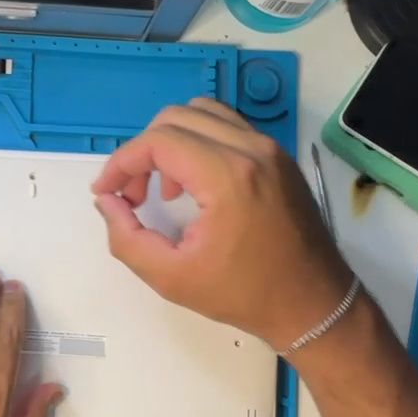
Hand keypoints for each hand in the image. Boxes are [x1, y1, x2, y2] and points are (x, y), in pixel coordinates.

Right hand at [92, 99, 355, 352]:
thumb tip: (107, 201)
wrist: (312, 303)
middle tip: (131, 196)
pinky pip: (228, 127)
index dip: (120, 163)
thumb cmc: (242, 294)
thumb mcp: (170, 277)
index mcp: (227, 177)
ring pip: (203, 113)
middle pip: (176, 118)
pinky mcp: (278, 156)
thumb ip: (126, 237)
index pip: (158, 141)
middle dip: (142, 153)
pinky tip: (191, 184)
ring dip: (170, 143)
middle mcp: (252, 149)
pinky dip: (197, 143)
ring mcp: (270, 149)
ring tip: (161, 188)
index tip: (105, 193)